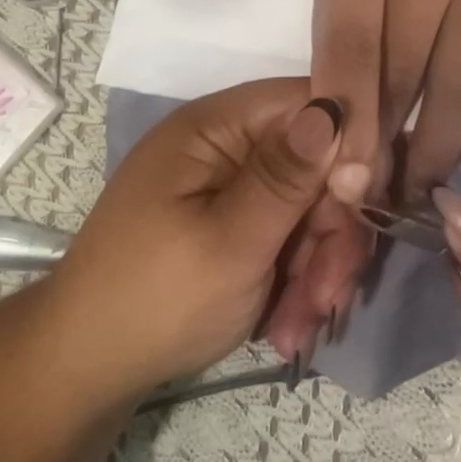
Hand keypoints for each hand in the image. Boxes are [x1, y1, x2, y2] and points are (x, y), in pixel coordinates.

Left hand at [49, 80, 340, 396]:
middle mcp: (217, 149)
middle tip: (329, 294)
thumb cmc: (158, 297)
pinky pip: (280, 240)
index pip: (301, 100)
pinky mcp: (223, 229)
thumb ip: (286, 177)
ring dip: (314, 269)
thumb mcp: (231, 240)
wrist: (92, 361)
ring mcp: (220, 191)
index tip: (368, 199)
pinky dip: (291, 283)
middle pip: (310, 165)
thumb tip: (333, 109)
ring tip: (299, 326)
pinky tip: (286, 328)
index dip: (346, 142)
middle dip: (329, 231)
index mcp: (210, 129)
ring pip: (303, 211)